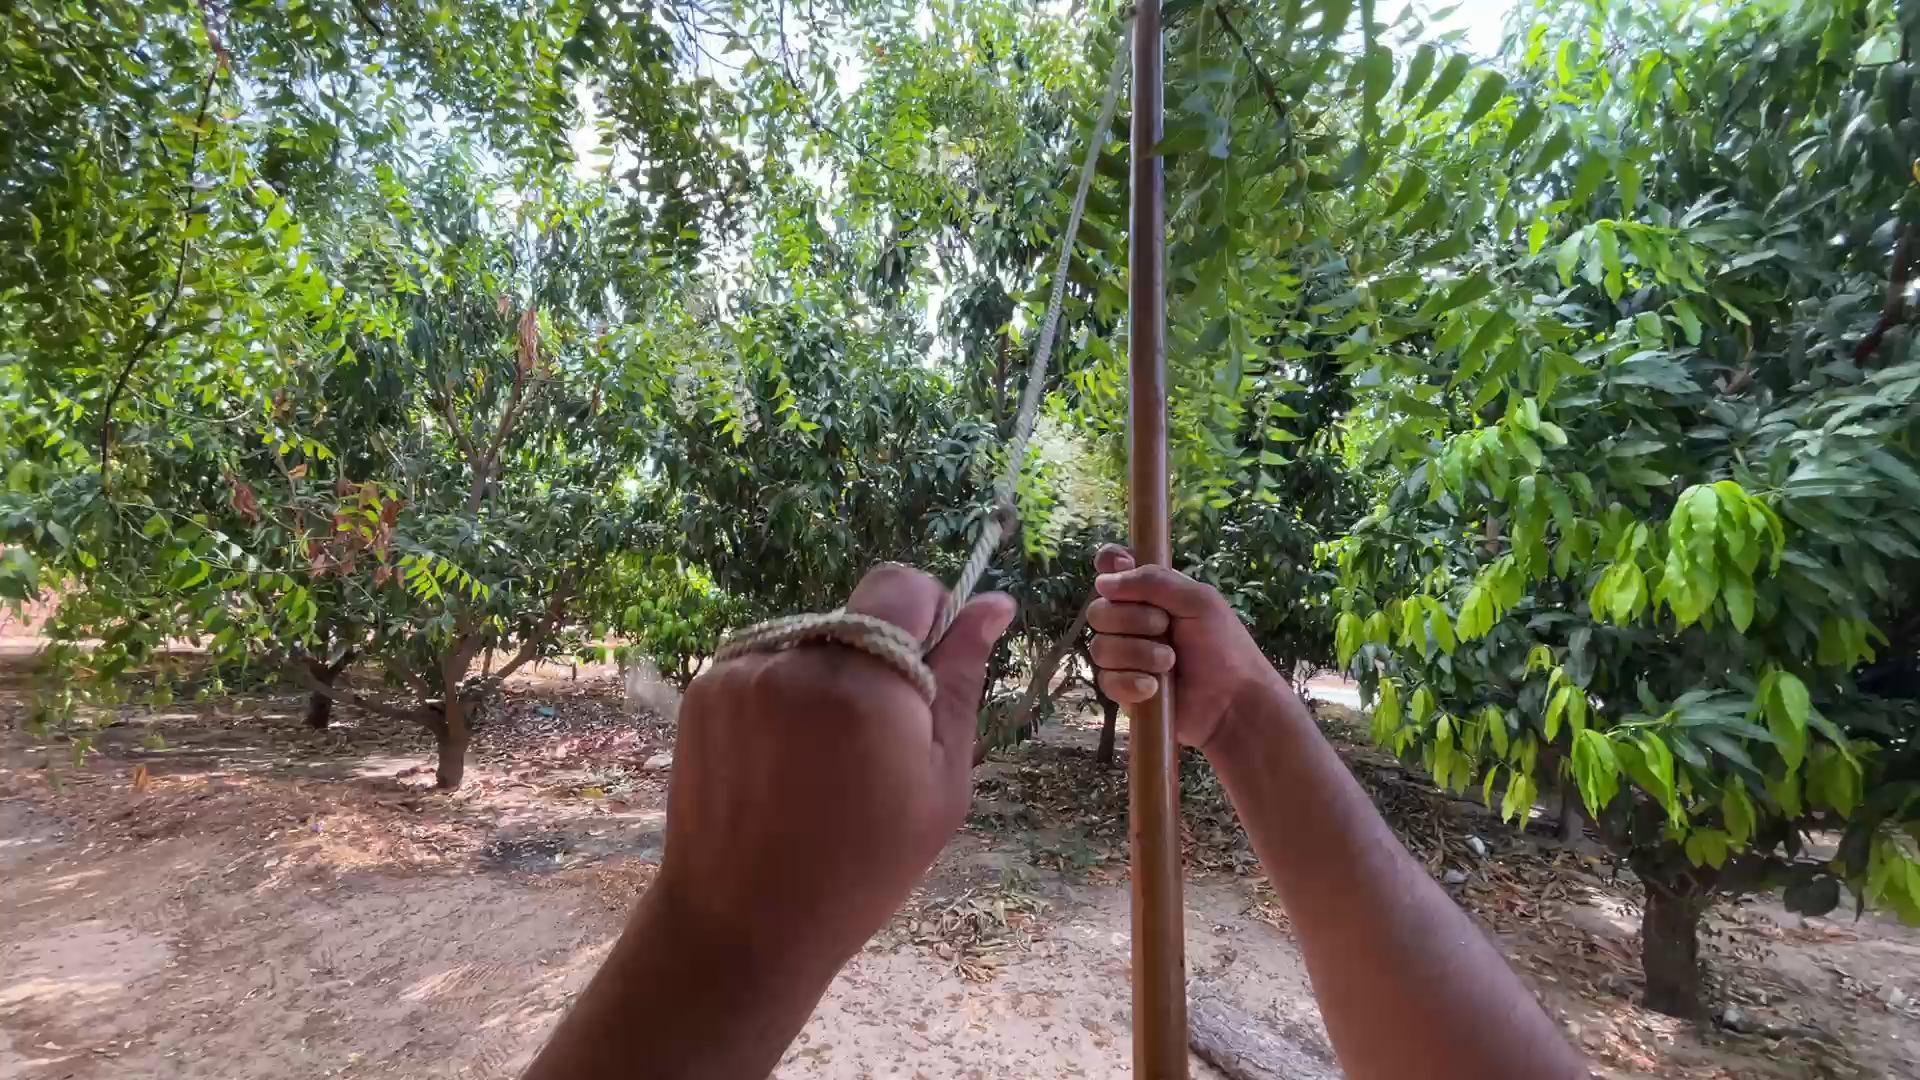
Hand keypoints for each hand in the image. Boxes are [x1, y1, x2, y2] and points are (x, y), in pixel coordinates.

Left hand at [656, 563, 1015, 973]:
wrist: (742, 924)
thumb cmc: (866, 863)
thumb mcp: (942, 777)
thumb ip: (962, 676)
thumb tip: (995, 603)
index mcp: (865, 680)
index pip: (901, 582)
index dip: (925, 611)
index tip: (924, 665)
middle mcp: (795, 657)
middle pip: (856, 614)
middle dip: (877, 655)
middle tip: (874, 734)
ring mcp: (740, 670)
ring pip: (812, 638)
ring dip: (829, 674)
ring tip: (820, 755)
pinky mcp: (705, 687)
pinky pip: (767, 660)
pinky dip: (785, 691)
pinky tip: (781, 756)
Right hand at [1088, 544, 1279, 750]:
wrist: (1233, 702)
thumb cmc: (1223, 646)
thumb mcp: (1199, 601)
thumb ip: (1154, 581)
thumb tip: (1103, 581)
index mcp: (1149, 593)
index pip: (1112, 568)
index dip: (1108, 566)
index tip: (1117, 573)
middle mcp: (1130, 621)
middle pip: (1099, 611)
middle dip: (1132, 620)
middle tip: (1165, 628)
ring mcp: (1124, 656)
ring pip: (1100, 647)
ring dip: (1138, 654)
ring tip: (1170, 662)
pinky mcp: (1122, 689)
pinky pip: (1106, 680)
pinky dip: (1131, 682)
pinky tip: (1155, 688)